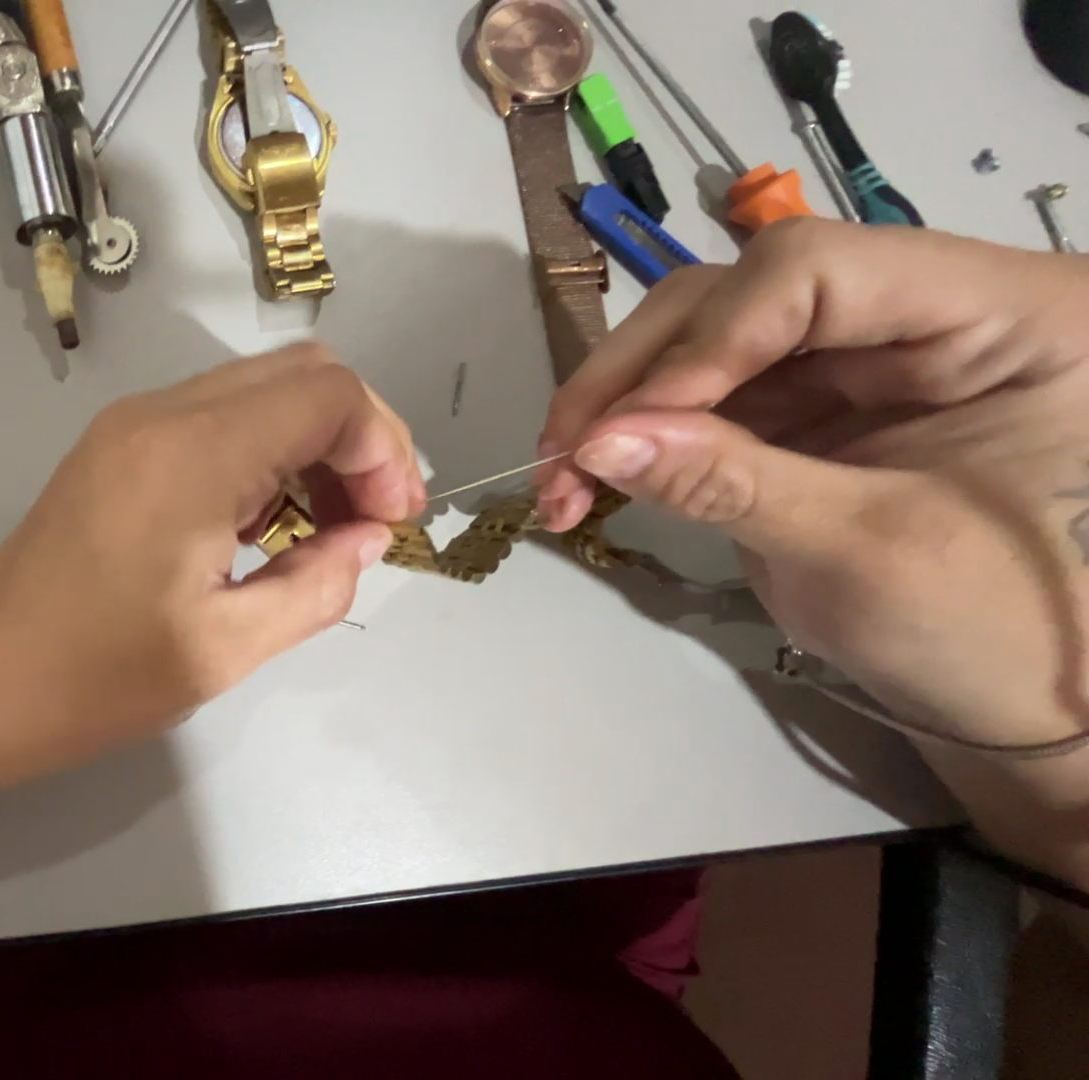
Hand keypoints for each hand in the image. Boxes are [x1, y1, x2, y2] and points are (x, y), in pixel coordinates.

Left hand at [0, 344, 423, 775]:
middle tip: (368, 521)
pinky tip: (260, 525)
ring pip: (256, 393)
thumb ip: (317, 583)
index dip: (383, 448)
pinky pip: (213, 421)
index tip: (394, 521)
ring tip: (319, 532)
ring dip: (308, 446)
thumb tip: (367, 538)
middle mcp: (161, 413)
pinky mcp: (115, 447)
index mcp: (193, 453)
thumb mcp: (227, 646)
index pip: (328, 394)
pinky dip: (260, 455)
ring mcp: (130, 424)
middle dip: (355, 439)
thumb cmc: (98, 677)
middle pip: (298, 375)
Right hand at [537, 220, 1088, 757]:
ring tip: (559, 490)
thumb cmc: (1001, 631)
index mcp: (1002, 316)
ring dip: (605, 415)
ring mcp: (839, 365)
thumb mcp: (867, 553)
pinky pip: (677, 404)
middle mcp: (909, 316)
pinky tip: (584, 488)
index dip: (704, 342)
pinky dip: (619, 444)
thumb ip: (730, 483)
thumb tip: (593, 442)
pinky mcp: (785, 412)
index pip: (814, 273)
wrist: (1019, 693)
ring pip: (681, 348)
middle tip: (560, 460)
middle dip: (628, 381)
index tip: (625, 431)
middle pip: (726, 300)